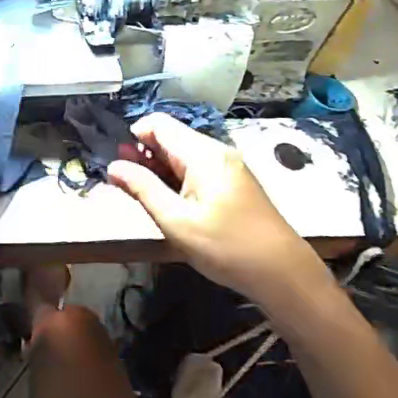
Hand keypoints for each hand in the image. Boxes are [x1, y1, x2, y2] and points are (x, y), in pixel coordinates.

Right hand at [107, 115, 335, 315]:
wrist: (282, 272)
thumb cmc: (226, 247)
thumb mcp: (176, 221)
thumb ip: (143, 189)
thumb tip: (114, 165)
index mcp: (203, 153)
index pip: (160, 124)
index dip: (134, 136)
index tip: (118, 162)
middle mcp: (217, 152)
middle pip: (172, 138)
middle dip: (144, 154)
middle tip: (123, 182)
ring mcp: (228, 167)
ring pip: (183, 155)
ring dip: (159, 169)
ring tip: (142, 195)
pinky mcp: (234, 183)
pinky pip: (198, 169)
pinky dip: (178, 178)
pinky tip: (169, 202)